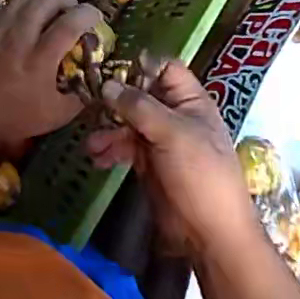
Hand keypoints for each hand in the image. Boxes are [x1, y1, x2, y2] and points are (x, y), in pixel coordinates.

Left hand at [0, 0, 99, 150]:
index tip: (95, 15)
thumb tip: (95, 79)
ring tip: (48, 8)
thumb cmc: (12, 118)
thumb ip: (79, 97)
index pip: (69, 23)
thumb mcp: (54, 116)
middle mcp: (19, 38)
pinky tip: (23, 19)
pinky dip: (20, 7)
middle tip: (71, 6)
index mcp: (40, 60)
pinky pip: (5, 6)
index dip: (87, 13)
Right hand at [85, 62, 256, 259]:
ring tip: (91, 144)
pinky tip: (97, 158)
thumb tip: (107, 84)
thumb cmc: (200, 174)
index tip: (109, 70)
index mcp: (190, 101)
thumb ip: (138, 106)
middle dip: (114, 100)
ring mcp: (161, 139)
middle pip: (140, 94)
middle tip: (89, 103)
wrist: (210, 233)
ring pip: (127, 121)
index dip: (139, 65)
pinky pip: (124, 146)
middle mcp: (175, 115)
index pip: (164, 68)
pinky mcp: (149, 162)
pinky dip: (110, 149)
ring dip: (108, 129)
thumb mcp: (171, 133)